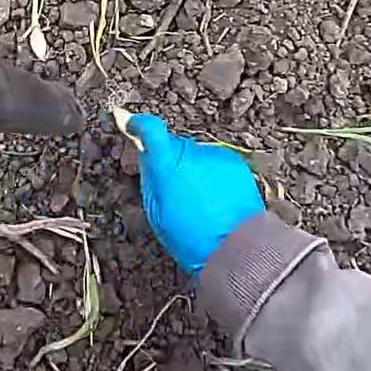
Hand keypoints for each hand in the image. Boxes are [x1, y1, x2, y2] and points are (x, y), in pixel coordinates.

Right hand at [126, 115, 264, 274]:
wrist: (238, 246)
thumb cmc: (194, 238)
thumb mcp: (157, 214)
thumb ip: (150, 179)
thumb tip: (147, 157)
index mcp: (170, 166)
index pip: (151, 130)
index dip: (139, 125)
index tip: (132, 124)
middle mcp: (194, 154)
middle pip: (175, 146)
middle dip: (170, 161)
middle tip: (172, 189)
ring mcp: (217, 157)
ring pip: (196, 156)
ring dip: (193, 169)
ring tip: (198, 201)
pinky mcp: (235, 163)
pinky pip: (215, 163)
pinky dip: (211, 176)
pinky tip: (214, 200)